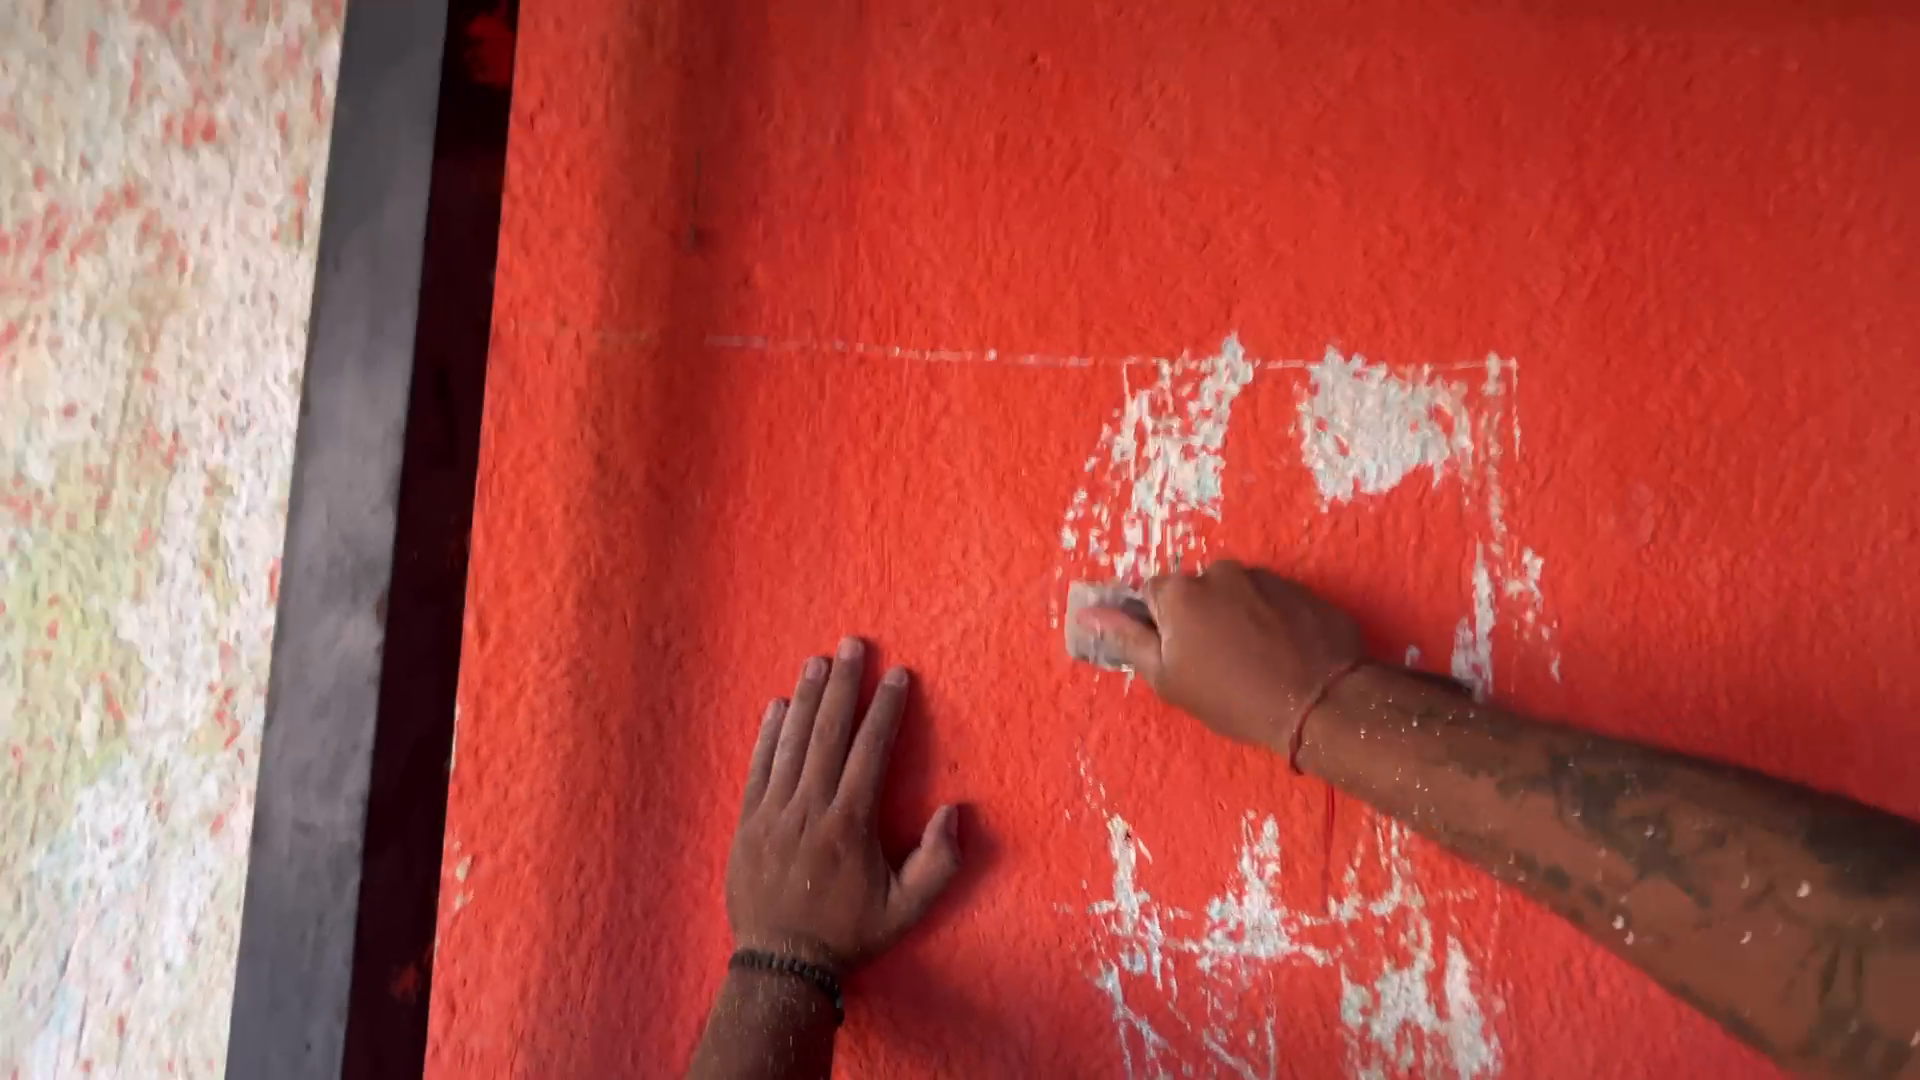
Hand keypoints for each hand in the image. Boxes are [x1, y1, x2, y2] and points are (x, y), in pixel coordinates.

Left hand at [726, 638, 961, 974]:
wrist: (781, 964)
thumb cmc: (850, 932)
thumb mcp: (906, 910)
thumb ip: (938, 863)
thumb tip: (955, 810)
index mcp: (849, 824)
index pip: (871, 751)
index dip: (886, 709)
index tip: (897, 675)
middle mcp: (810, 809)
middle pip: (829, 733)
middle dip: (845, 685)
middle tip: (853, 645)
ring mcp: (773, 813)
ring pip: (792, 743)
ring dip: (808, 698)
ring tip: (818, 661)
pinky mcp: (747, 821)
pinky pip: (758, 767)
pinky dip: (768, 734)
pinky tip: (778, 704)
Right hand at [1077, 561, 1364, 749]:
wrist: (1321, 704)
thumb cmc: (1230, 696)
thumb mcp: (1167, 677)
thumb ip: (1126, 638)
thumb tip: (1088, 614)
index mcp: (1179, 592)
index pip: (1151, 594)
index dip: (1160, 625)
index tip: (1178, 654)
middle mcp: (1218, 571)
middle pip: (1194, 591)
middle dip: (1199, 617)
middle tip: (1216, 661)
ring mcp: (1263, 577)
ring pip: (1233, 593)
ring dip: (1235, 617)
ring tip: (1253, 659)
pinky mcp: (1300, 589)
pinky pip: (1270, 599)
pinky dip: (1269, 620)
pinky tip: (1280, 652)